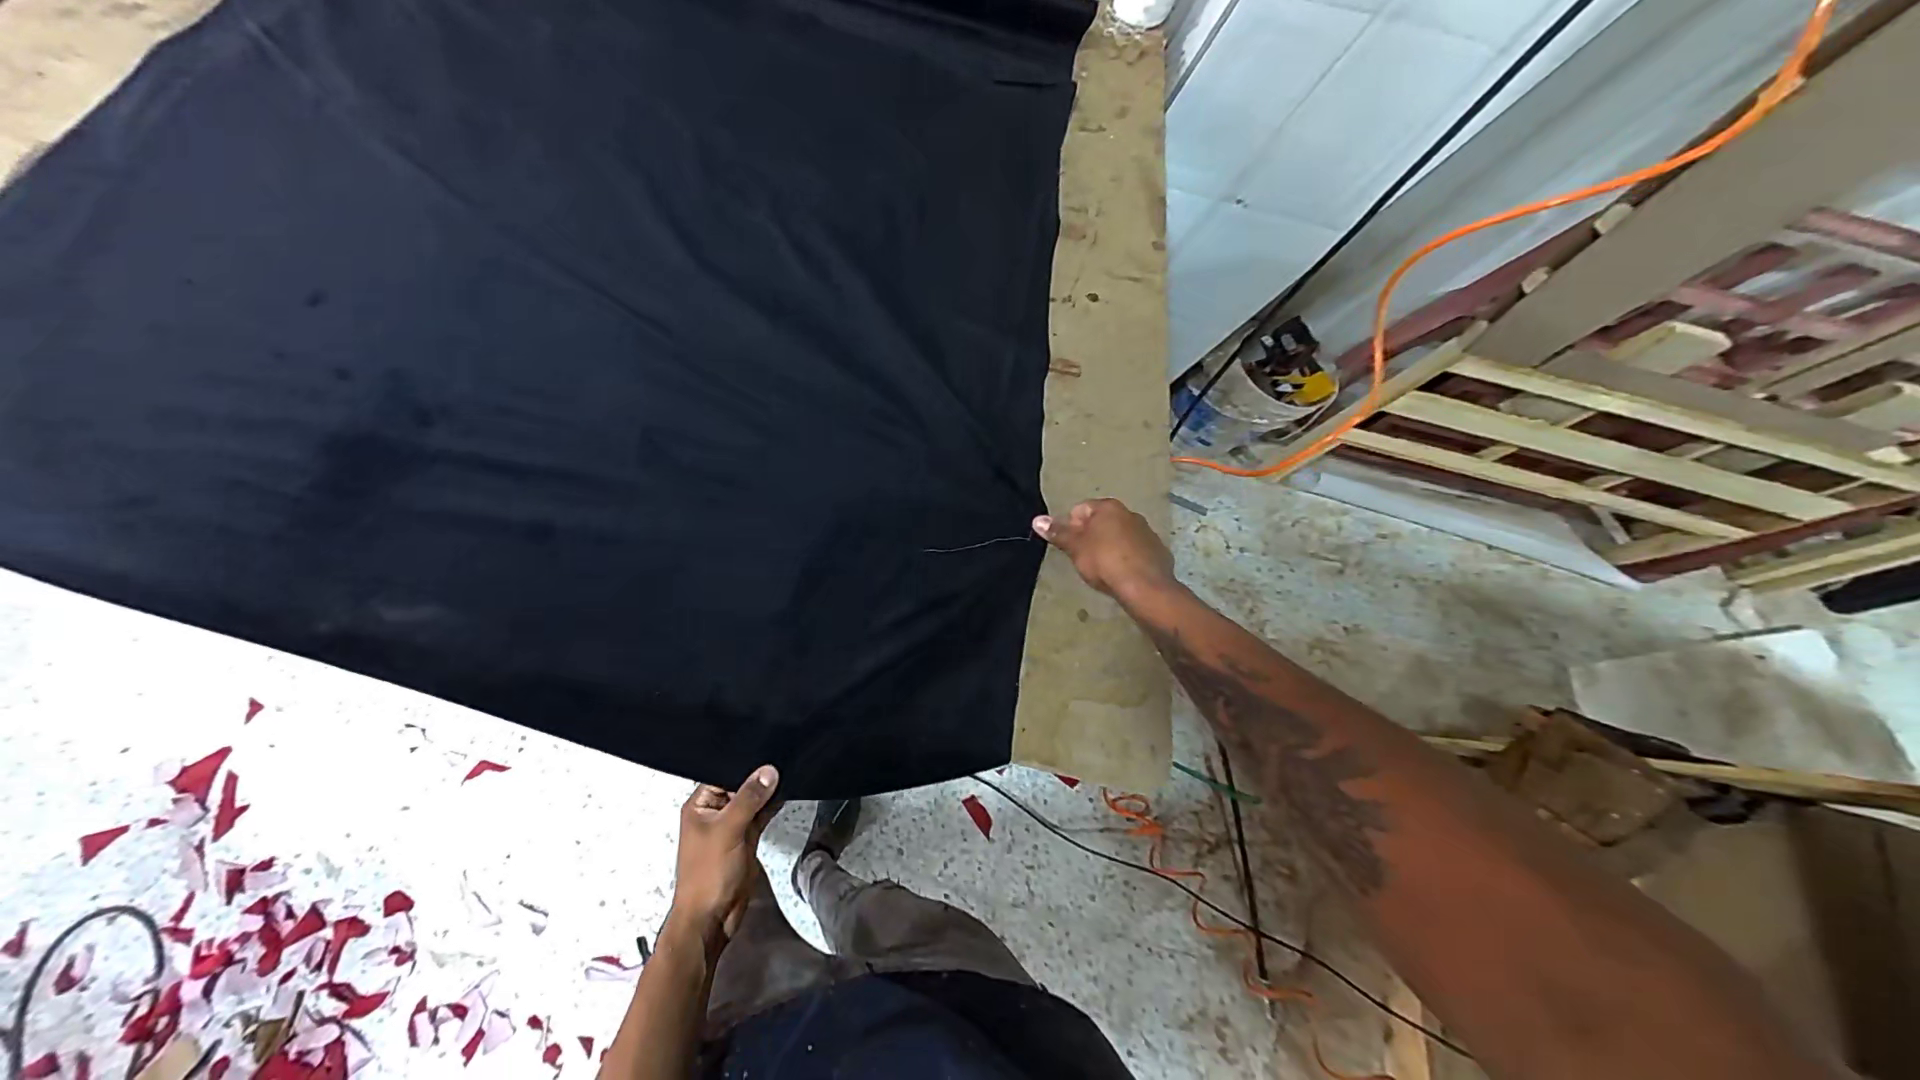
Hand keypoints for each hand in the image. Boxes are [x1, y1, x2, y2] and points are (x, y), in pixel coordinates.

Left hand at [669, 765, 779, 940]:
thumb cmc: (708, 875)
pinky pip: (761, 815)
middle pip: (740, 785)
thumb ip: (749, 799)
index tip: (768, 750)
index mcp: (700, 806)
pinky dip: (772, 806)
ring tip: (789, 771)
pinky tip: (786, 793)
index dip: (744, 763)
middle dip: (759, 776)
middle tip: (783, 758)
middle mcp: (715, 812)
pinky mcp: (746, 838)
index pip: (723, 773)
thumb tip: (768, 771)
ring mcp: (732, 826)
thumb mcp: (728, 830)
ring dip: (768, 791)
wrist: (712, 918)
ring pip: (753, 800)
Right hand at [1032, 498, 1177, 600]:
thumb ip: (1058, 532)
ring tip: (1104, 570)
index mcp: (1109, 507)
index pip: (1080, 509)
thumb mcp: (1075, 548)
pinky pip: (1135, 551)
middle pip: (1101, 522)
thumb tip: (1037, 519)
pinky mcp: (1159, 551)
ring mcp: (1147, 532)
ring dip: (1110, 547)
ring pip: (1120, 536)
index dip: (1071, 528)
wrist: (1145, 587)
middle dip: (1091, 537)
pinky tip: (1123, 575)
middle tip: (1085, 559)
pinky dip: (1127, 559)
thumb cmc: (1105, 562)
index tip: (1071, 547)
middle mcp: (1130, 513)